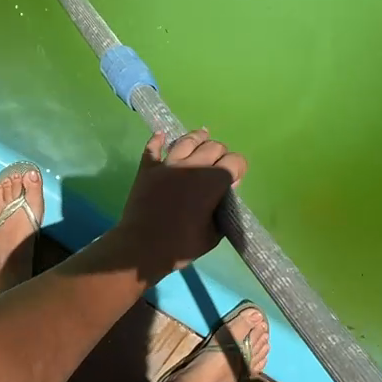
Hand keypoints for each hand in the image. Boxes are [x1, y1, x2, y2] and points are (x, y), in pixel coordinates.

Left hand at [114, 128, 246, 274]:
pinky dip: (157, 140)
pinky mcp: (147, 169)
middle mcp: (192, 166)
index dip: (238, 167)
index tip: (235, 176)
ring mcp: (168, 164)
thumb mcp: (213, 233)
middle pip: (213, 146)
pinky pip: (152, 148)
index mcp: (213, 181)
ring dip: (197, 137)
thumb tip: (225, 193)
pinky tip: (161, 135)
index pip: (235, 161)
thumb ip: (223, 211)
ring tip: (202, 135)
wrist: (143, 246)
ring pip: (186, 140)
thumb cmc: (182, 245)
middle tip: (219, 163)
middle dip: (221, 153)